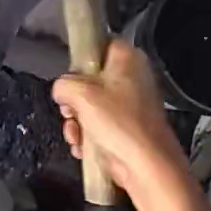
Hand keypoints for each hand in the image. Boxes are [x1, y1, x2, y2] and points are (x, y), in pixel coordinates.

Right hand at [51, 39, 187, 196]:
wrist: (147, 166)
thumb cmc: (119, 123)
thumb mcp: (81, 94)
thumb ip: (63, 84)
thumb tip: (62, 91)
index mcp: (127, 58)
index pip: (98, 45)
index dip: (80, 61)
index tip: (70, 79)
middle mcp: (132, 77)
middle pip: (90, 80)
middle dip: (74, 101)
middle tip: (70, 113)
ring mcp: (132, 104)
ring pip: (91, 106)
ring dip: (77, 123)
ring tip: (77, 137)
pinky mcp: (129, 128)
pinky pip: (100, 126)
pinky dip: (89, 137)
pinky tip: (84, 149)